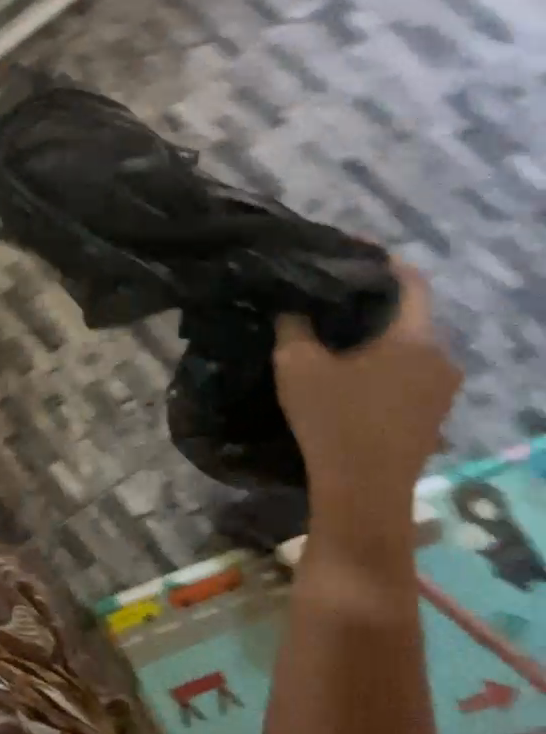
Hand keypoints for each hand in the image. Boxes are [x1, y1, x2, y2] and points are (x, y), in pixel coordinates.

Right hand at [275, 259, 459, 536]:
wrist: (363, 486)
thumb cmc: (332, 416)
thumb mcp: (296, 362)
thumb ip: (295, 325)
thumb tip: (291, 300)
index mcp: (414, 339)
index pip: (410, 283)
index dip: (381, 260)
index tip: (347, 247)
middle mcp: (440, 357)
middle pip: (407, 314)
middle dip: (367, 300)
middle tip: (321, 290)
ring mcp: (442, 388)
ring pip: (405, 344)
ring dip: (371, 333)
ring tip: (326, 329)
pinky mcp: (432, 411)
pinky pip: (406, 369)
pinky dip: (378, 359)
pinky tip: (343, 367)